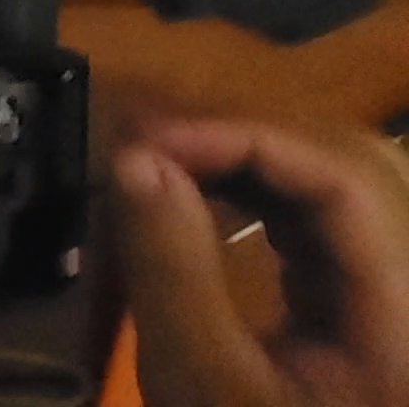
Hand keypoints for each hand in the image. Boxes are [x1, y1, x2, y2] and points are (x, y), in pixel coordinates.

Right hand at [115, 117, 408, 406]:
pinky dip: (258, 190)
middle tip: (145, 145)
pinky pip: (329, 219)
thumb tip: (131, 156)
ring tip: (163, 160)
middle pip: (359, 168)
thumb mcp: (200, 375)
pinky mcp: (382, 305)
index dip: (244, 139)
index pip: (350, 184)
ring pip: (347, 184)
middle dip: (241, 138)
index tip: (143, 142)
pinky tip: (202, 192)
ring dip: (247, 158)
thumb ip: (169, 262)